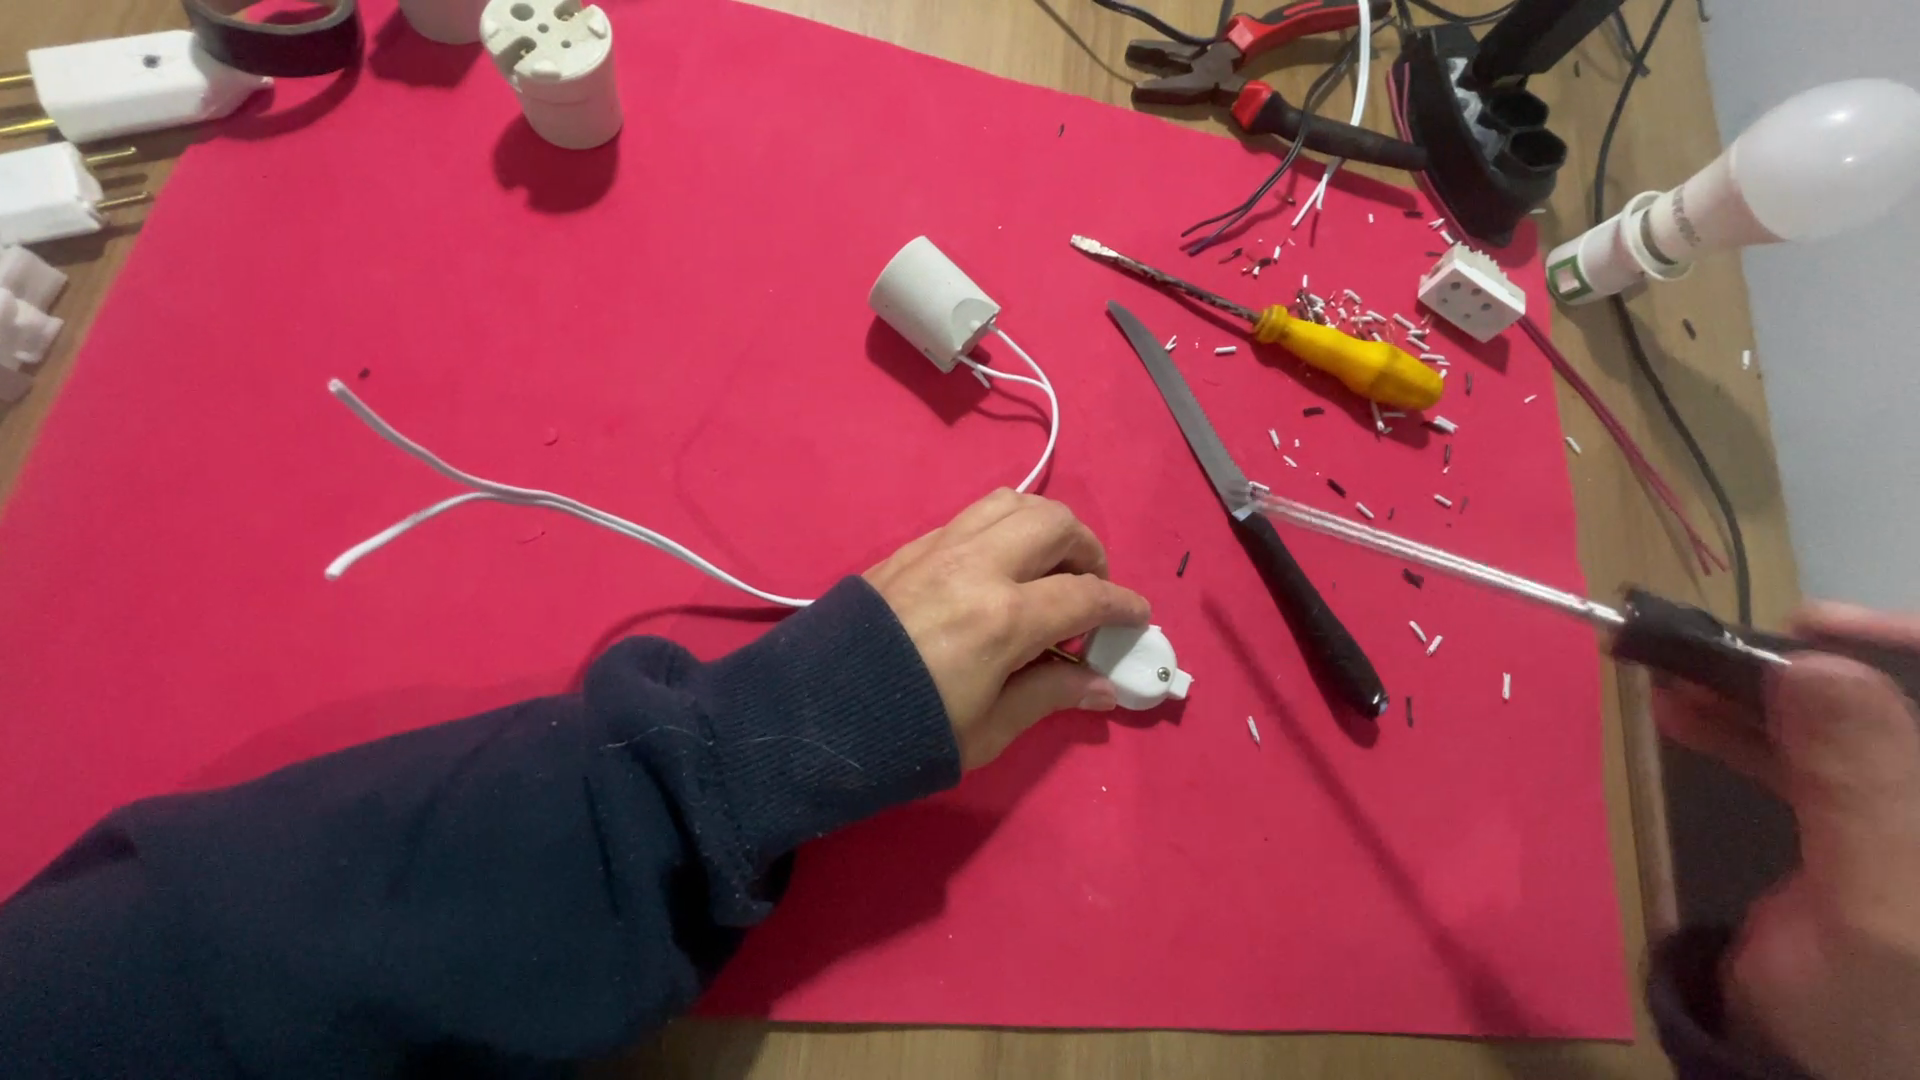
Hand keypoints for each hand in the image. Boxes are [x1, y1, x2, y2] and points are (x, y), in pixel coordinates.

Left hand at [863, 490, 1149, 769]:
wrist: (813, 716)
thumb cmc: (906, 733)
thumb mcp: (988, 730)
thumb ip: (1051, 694)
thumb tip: (1105, 685)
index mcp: (1002, 617)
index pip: (1085, 595)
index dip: (1122, 606)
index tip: (1137, 618)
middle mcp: (976, 566)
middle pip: (1055, 524)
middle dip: (1088, 550)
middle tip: (1090, 588)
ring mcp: (938, 548)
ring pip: (1011, 502)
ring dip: (1045, 527)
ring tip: (1048, 567)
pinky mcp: (909, 548)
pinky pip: (971, 517)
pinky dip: (1002, 530)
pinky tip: (998, 570)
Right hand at [1655, 603, 1919, 1079]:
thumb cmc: (1875, 1017)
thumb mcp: (1877, 909)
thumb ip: (1862, 786)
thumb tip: (1812, 660)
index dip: (1911, 649)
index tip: (1811, 626)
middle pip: (1910, 708)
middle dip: (1819, 667)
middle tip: (1718, 645)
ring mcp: (1914, 820)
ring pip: (1857, 726)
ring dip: (1767, 694)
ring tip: (1678, 669)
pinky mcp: (1870, 831)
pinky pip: (1815, 759)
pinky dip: (1747, 729)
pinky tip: (1683, 713)